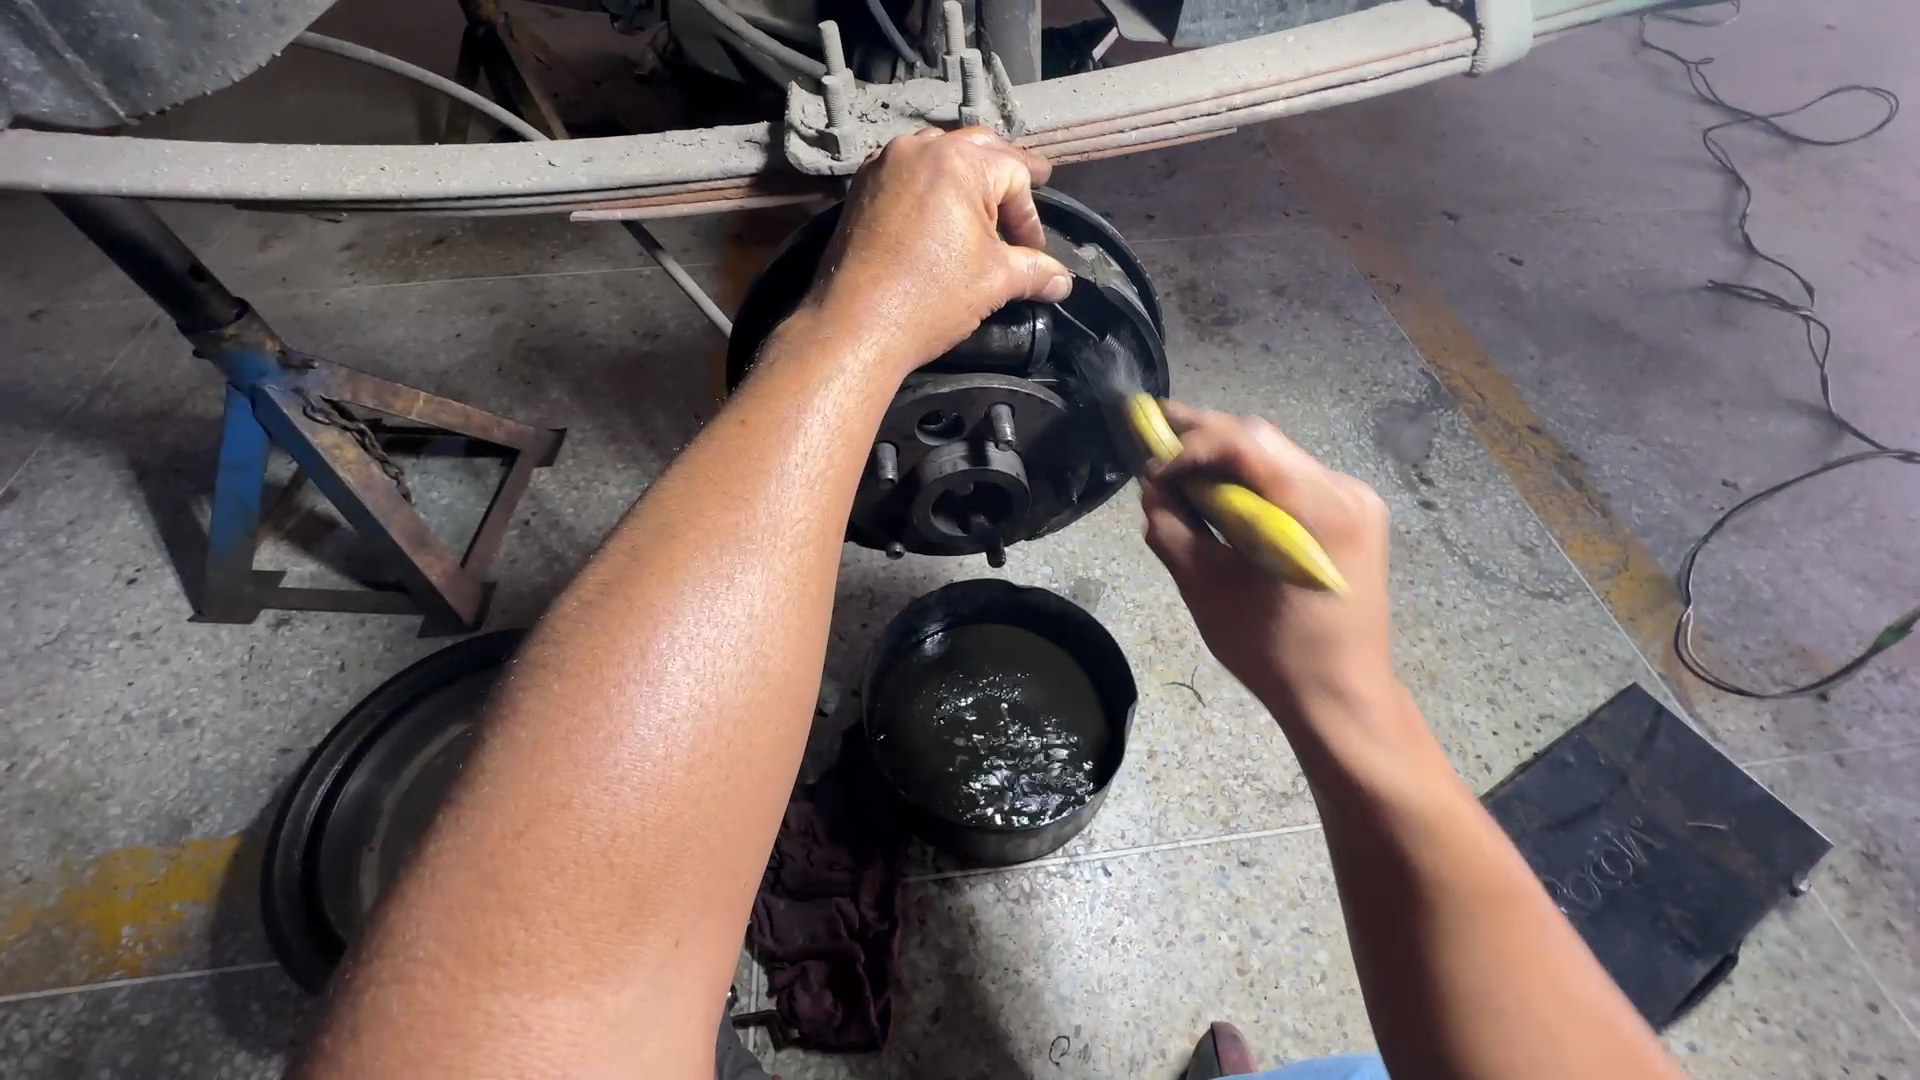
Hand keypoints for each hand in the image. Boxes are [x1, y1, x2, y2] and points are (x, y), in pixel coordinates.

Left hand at [806, 128, 1073, 374]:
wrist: (857, 326)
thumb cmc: (929, 298)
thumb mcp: (994, 282)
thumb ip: (1034, 272)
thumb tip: (1063, 282)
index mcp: (958, 162)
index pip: (1014, 172)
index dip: (1031, 215)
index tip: (1033, 252)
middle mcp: (918, 150)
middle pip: (977, 150)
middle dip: (1005, 176)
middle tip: (1029, 190)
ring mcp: (884, 167)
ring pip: (938, 158)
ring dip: (965, 178)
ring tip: (983, 206)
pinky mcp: (861, 190)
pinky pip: (907, 175)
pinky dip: (929, 188)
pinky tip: (939, 215)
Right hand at [1141, 402, 1397, 730]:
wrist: (1341, 694)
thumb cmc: (1271, 651)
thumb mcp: (1206, 589)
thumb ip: (1172, 530)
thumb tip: (1152, 489)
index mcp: (1315, 509)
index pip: (1245, 443)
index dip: (1189, 445)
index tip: (1151, 469)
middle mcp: (1344, 490)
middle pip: (1263, 440)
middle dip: (1203, 438)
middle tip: (1154, 435)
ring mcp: (1356, 500)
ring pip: (1277, 454)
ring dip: (1225, 458)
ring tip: (1179, 465)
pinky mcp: (1353, 514)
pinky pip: (1292, 478)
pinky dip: (1251, 478)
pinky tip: (1221, 492)